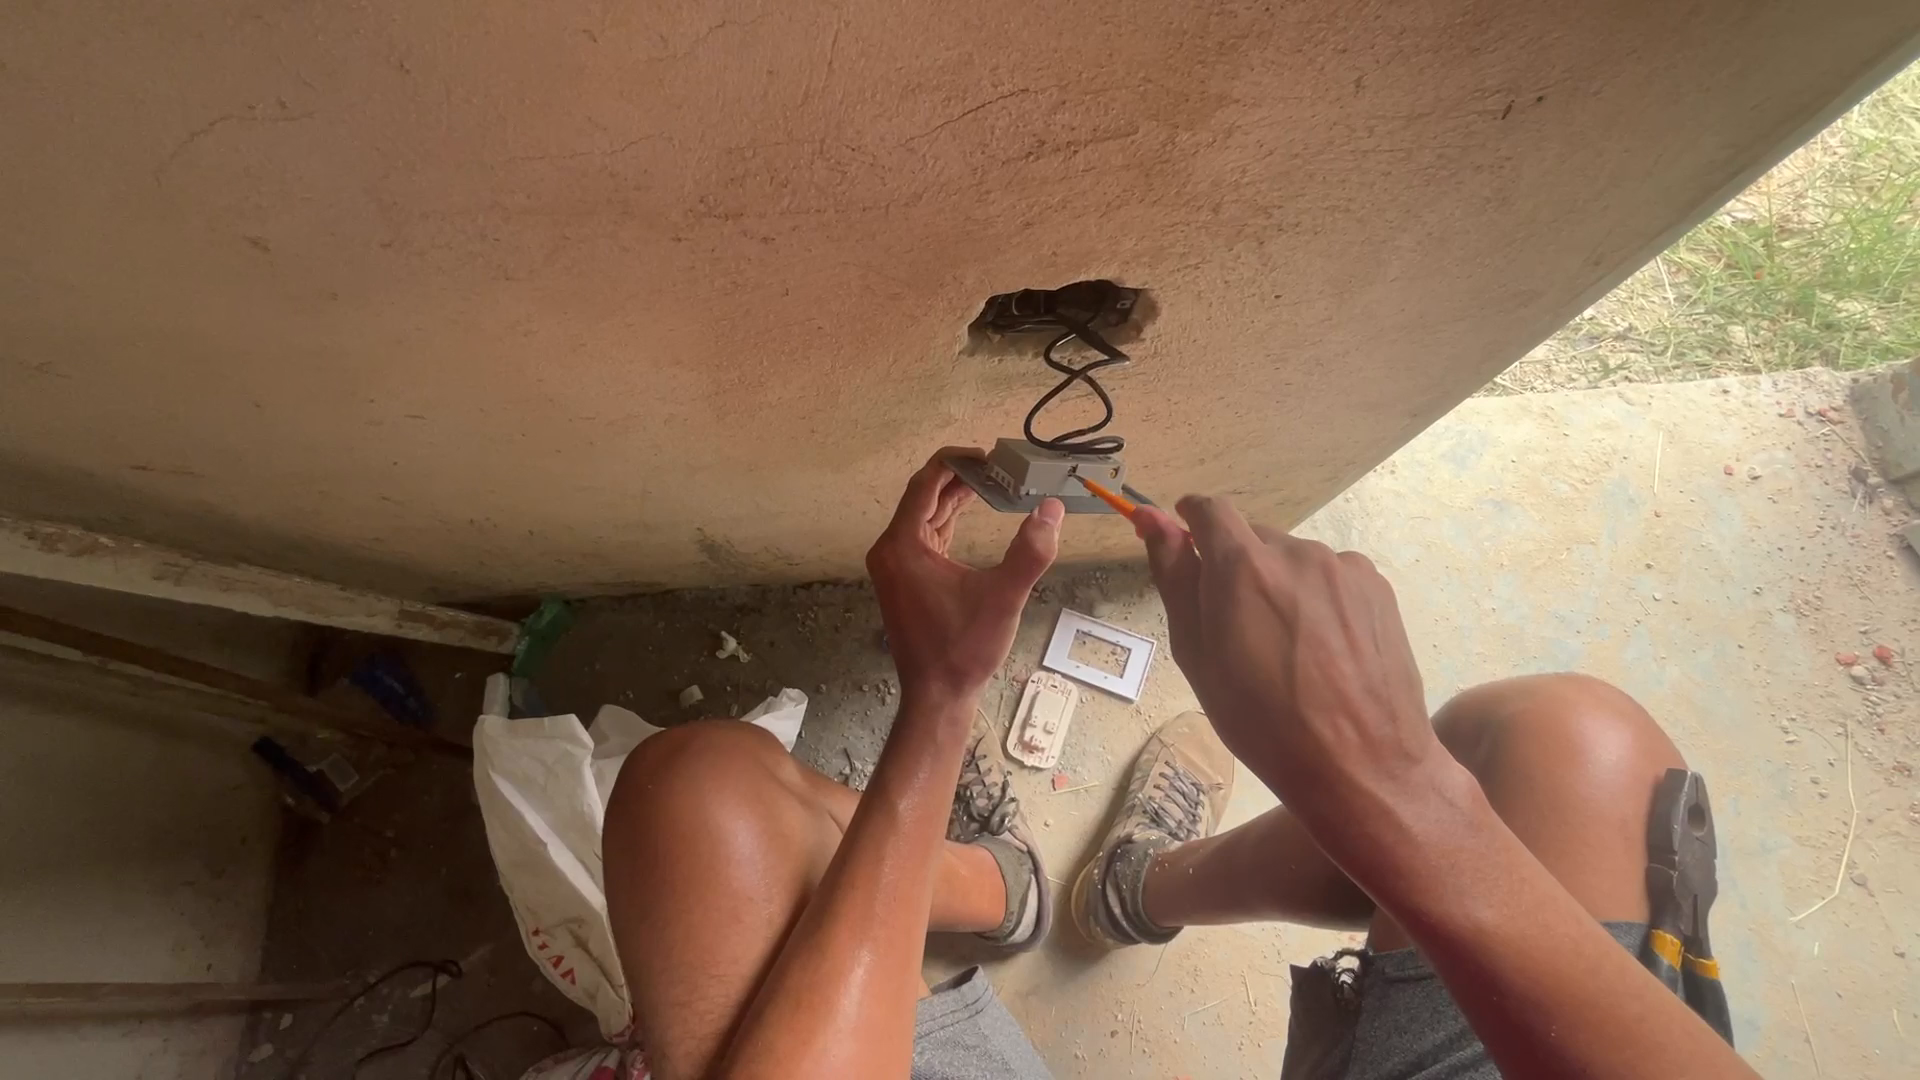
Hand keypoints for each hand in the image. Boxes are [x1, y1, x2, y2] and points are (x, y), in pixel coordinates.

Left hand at [867, 449, 1063, 706]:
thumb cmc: (964, 649)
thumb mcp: (1003, 598)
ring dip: (953, 498)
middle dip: (958, 478)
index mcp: (903, 546)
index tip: (987, 456)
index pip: (925, 485)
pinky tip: (968, 511)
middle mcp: (891, 550)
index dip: (955, 463)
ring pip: (923, 516)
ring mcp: (895, 566)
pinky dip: (946, 521)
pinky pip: (924, 536)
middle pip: (923, 496)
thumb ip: (1030, 552)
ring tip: (990, 482)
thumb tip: (1052, 509)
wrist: (937, 695)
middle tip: (996, 467)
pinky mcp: (904, 579)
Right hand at [1133, 496, 1437, 827]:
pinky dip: (1316, 596)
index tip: (1187, 545)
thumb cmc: (1258, 718)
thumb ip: (1174, 575)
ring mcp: (1342, 567)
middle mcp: (1294, 551)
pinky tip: (1323, 646)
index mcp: (1241, 566)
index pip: (1209, 510)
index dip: (1191, 521)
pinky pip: (1329, 575)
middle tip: (1237, 627)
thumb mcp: (1195, 651)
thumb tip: (1151, 519)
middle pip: (1250, 538)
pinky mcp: (1376, 586)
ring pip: (1291, 559)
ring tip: (1287, 646)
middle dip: (1235, 567)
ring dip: (1277, 583)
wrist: (1359, 764)